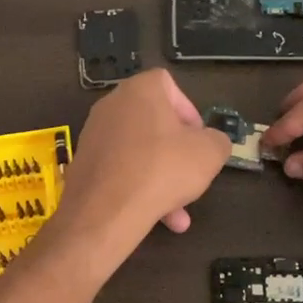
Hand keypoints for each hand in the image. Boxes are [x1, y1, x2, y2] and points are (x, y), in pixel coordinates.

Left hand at [57, 69, 231, 248]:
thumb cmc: (162, 168)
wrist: (106, 211)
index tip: (199, 136)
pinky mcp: (84, 164)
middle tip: (190, 170)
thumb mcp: (209, 153)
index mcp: (139, 91)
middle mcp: (111, 106)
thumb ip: (217, 141)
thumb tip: (212, 142)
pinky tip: (157, 218)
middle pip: (153, 122)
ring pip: (138, 152)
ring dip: (161, 177)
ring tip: (179, 211)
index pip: (167, 84)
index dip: (188, 109)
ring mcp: (94, 135)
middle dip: (176, 150)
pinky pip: (120, 171)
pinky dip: (139, 189)